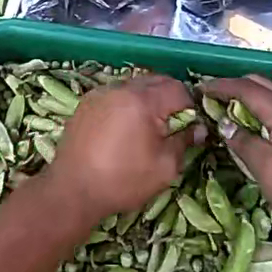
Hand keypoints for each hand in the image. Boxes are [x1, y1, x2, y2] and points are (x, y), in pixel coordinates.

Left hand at [42, 74, 197, 223]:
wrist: (72, 190)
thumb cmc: (123, 180)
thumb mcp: (165, 167)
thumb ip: (184, 142)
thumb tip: (198, 129)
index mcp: (143, 100)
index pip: (178, 89)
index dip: (191, 105)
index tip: (192, 124)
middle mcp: (121, 88)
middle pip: (156, 81)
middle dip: (171, 97)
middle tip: (175, 123)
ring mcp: (100, 93)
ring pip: (134, 84)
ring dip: (148, 97)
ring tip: (150, 125)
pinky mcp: (86, 102)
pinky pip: (115, 93)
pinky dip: (127, 102)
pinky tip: (125, 126)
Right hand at [202, 74, 271, 254]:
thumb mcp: (268, 171)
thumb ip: (244, 143)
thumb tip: (225, 124)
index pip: (246, 88)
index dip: (220, 86)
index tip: (198, 89)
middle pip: (262, 84)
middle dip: (234, 87)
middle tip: (210, 98)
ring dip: (251, 97)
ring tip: (228, 111)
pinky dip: (265, 109)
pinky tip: (257, 127)